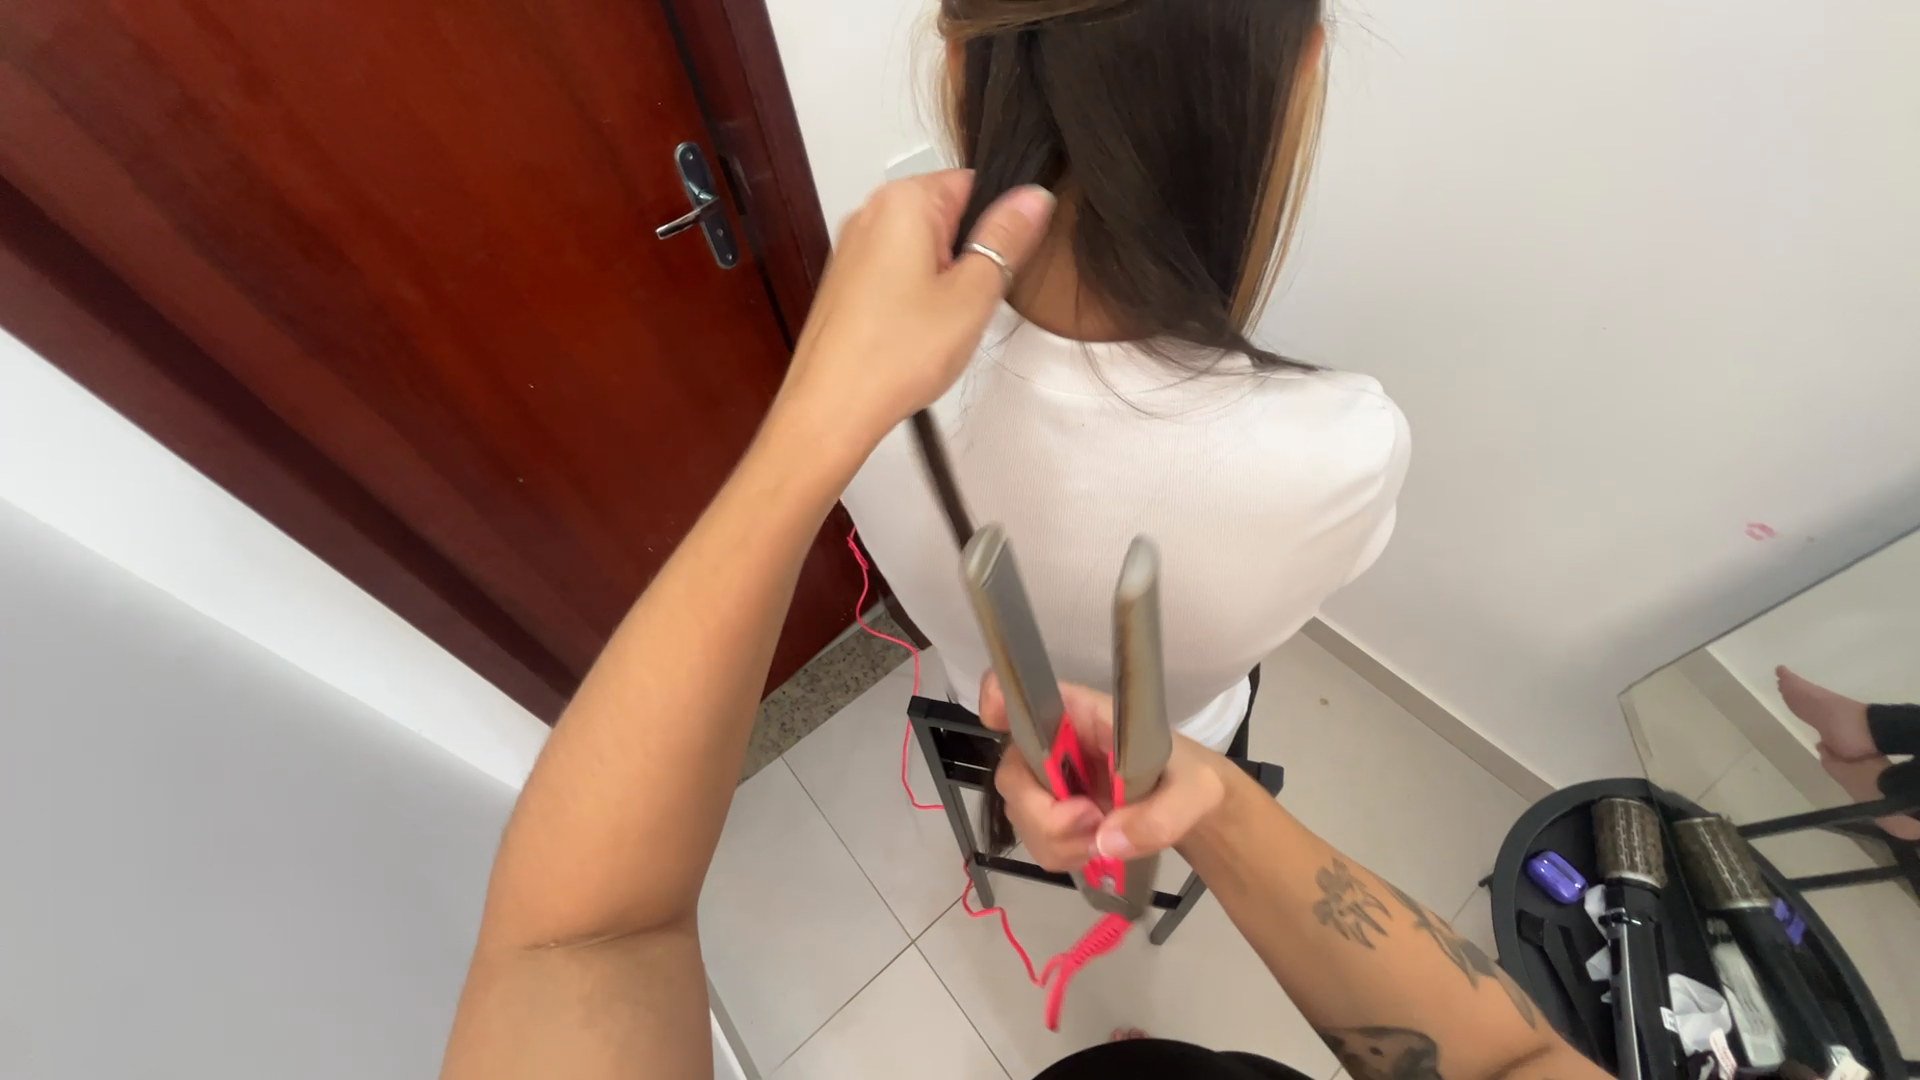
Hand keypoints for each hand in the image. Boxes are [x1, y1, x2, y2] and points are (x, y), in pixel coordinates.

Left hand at [775, 171, 1053, 445]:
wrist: (832, 408)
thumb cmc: (893, 355)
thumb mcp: (972, 295)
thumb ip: (1006, 238)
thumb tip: (1033, 197)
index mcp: (903, 201)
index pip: (974, 184)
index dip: (996, 230)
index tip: (997, 271)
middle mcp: (870, 214)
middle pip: (945, 219)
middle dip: (966, 261)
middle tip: (966, 307)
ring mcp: (852, 250)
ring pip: (920, 253)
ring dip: (940, 285)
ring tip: (936, 328)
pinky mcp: (845, 284)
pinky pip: (895, 278)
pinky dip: (912, 302)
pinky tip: (913, 337)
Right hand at [979, 676, 1233, 871]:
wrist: (1188, 807)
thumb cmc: (1189, 778)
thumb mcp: (1194, 791)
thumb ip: (1160, 816)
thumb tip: (1107, 840)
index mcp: (1081, 712)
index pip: (1022, 689)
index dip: (997, 699)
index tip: (995, 721)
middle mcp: (1054, 740)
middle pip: (1012, 771)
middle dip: (1043, 812)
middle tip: (1091, 823)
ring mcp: (1049, 778)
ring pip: (1019, 811)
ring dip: (1057, 840)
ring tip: (1104, 840)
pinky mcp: (1053, 810)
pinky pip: (1034, 838)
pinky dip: (1061, 854)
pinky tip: (1095, 848)